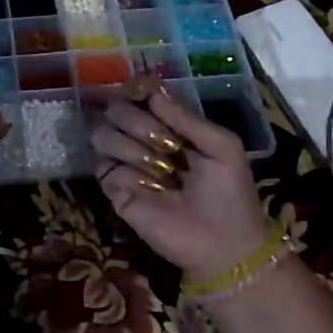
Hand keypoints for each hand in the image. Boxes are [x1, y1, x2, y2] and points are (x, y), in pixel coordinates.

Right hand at [90, 79, 269, 279]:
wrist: (224, 243)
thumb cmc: (230, 194)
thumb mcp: (222, 147)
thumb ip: (187, 118)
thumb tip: (154, 92)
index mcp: (171, 128)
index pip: (141, 97)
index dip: (136, 89)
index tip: (142, 90)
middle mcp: (143, 142)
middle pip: (115, 111)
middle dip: (137, 121)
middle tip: (166, 143)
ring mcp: (127, 166)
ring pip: (102, 136)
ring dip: (130, 147)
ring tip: (160, 169)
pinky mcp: (116, 192)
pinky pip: (106, 170)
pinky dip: (128, 175)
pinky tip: (149, 189)